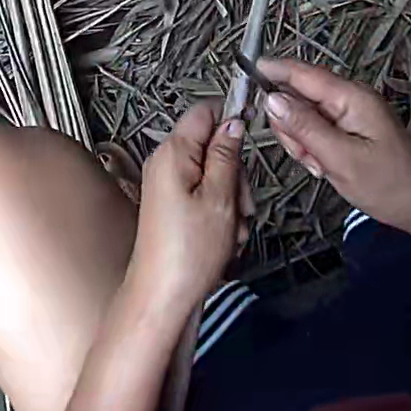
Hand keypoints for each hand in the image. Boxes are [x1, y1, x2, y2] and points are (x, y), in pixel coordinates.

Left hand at [128, 101, 249, 310]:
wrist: (162, 299)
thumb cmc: (186, 254)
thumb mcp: (219, 198)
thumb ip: (227, 155)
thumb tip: (234, 123)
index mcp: (173, 153)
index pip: (204, 111)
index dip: (230, 121)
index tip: (247, 142)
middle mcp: (165, 163)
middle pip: (213, 144)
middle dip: (236, 172)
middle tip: (240, 202)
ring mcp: (168, 184)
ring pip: (214, 172)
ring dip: (232, 198)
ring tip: (231, 227)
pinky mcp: (173, 205)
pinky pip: (205, 193)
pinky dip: (220, 212)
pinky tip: (224, 235)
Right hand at [256, 57, 410, 232]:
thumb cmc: (389, 185)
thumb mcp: (341, 158)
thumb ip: (304, 127)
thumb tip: (272, 99)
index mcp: (352, 98)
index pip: (303, 74)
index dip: (274, 70)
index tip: (247, 69)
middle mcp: (349, 98)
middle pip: (298, 95)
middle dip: (290, 123)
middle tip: (304, 153)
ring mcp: (348, 111)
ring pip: (302, 113)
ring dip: (300, 139)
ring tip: (319, 163)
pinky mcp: (347, 125)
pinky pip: (314, 127)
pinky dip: (311, 145)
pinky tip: (324, 164)